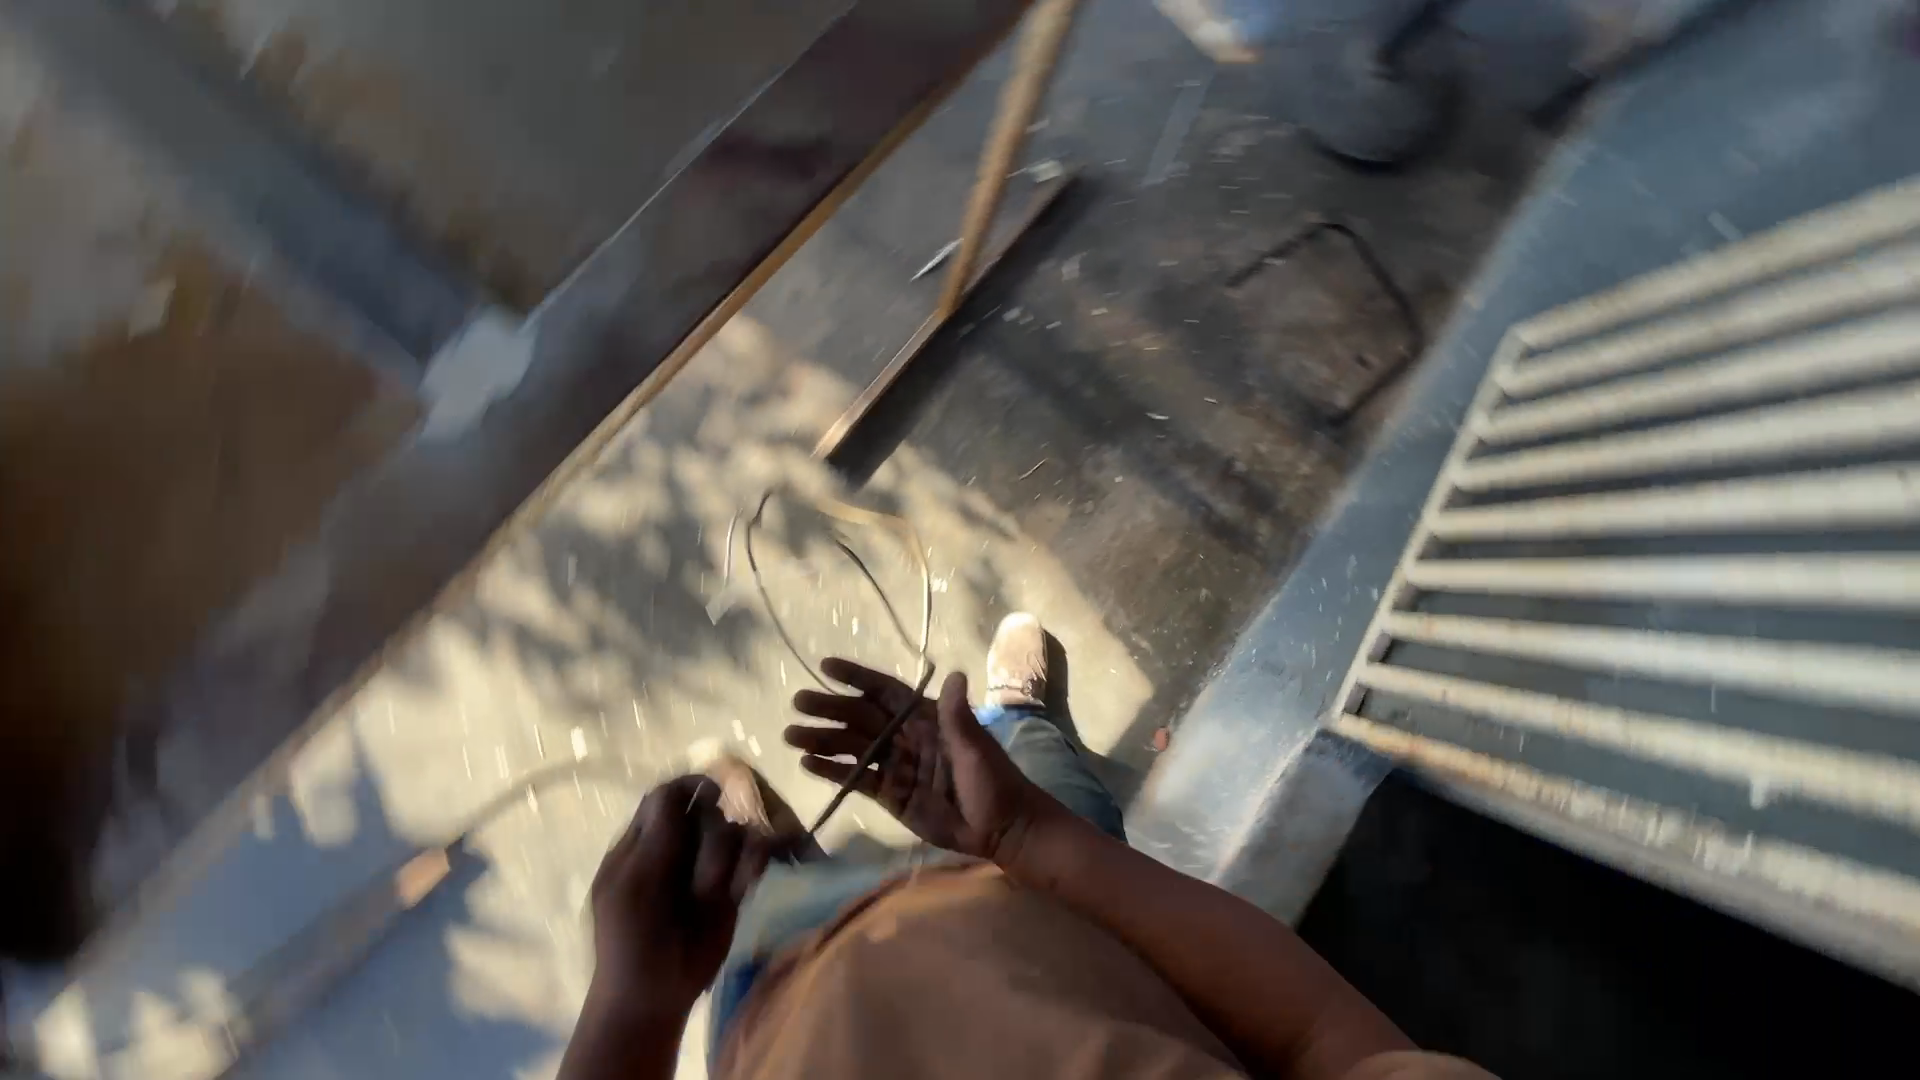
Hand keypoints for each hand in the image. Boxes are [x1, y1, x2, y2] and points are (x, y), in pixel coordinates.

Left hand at [584, 774, 769, 1017]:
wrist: (651, 999)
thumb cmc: (631, 940)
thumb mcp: (634, 880)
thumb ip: (661, 834)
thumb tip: (699, 791)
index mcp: (643, 843)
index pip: (669, 796)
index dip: (691, 787)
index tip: (713, 790)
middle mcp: (681, 847)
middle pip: (706, 812)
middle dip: (710, 831)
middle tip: (702, 862)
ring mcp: (709, 867)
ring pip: (733, 834)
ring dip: (725, 857)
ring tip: (710, 892)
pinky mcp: (735, 887)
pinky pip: (754, 858)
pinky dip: (751, 864)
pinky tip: (739, 887)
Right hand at [786, 658, 1050, 862]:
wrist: (1001, 828)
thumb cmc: (994, 781)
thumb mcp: (975, 746)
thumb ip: (958, 716)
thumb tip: (955, 674)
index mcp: (927, 718)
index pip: (886, 691)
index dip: (857, 678)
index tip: (827, 666)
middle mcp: (906, 736)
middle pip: (862, 717)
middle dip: (830, 708)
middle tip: (798, 701)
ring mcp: (896, 766)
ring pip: (854, 747)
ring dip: (824, 739)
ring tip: (792, 735)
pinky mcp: (890, 794)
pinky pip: (857, 779)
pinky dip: (833, 771)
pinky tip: (809, 764)